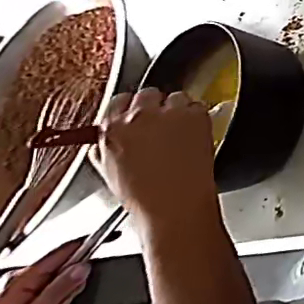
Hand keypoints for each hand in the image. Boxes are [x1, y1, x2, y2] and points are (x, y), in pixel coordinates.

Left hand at [0, 239, 90, 303]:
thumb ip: (60, 290)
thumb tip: (81, 267)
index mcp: (22, 278)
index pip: (61, 251)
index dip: (84, 245)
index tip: (104, 240)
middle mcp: (14, 280)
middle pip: (56, 265)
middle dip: (74, 273)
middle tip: (84, 288)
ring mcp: (10, 292)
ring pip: (49, 280)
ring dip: (63, 288)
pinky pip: (40, 293)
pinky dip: (52, 300)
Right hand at [98, 88, 221, 230]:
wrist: (175, 209)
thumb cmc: (145, 199)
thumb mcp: (109, 174)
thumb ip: (105, 148)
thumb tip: (108, 137)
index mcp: (112, 129)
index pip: (119, 101)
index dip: (132, 109)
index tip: (140, 116)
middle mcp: (139, 116)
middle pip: (148, 94)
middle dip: (156, 108)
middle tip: (164, 127)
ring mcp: (168, 113)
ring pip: (175, 97)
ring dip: (179, 111)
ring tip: (182, 136)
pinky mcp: (194, 115)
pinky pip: (198, 106)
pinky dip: (198, 118)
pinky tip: (195, 138)